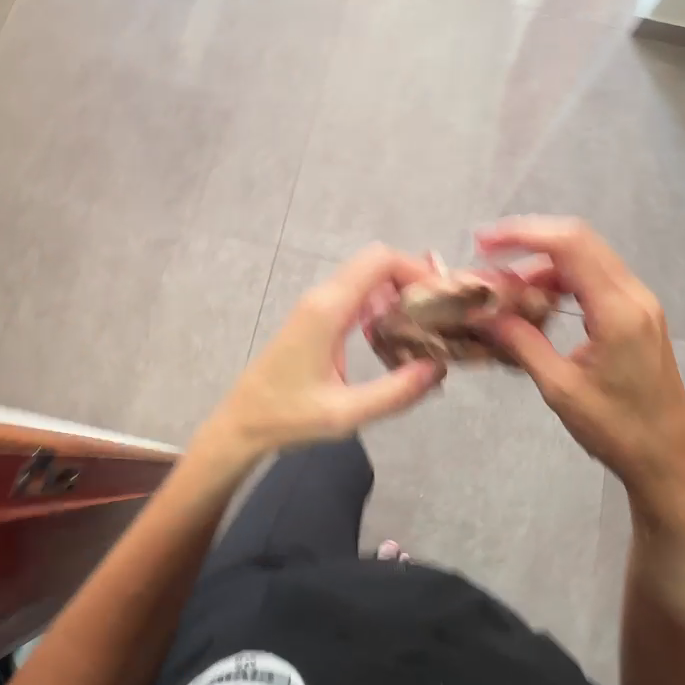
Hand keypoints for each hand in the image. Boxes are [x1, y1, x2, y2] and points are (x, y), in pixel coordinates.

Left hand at [204, 245, 443, 459]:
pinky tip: (395, 338)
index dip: (416, 269)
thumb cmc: (288, 417)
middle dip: (414, 280)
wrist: (241, 423)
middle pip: (377, 264)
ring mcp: (318, 306)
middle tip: (441, 315)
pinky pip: (357, 296)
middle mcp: (323, 297)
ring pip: (368, 278)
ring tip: (426, 328)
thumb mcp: (345, 414)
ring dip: (399, 293)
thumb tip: (440, 367)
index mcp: (328, 309)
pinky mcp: (317, 318)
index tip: (443, 299)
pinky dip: (382, 305)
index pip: (380, 261)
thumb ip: (395, 392)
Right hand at [479, 217, 684, 500]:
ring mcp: (641, 302)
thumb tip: (482, 312)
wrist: (668, 462)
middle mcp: (635, 295)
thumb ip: (521, 342)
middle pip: (579, 240)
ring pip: (587, 258)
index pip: (569, 245)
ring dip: (544, 263)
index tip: (483, 242)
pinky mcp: (639, 314)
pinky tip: (538, 302)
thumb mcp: (560, 389)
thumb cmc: (616, 431)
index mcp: (618, 310)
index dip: (523, 234)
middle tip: (487, 255)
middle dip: (529, 240)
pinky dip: (563, 279)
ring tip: (507, 288)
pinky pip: (596, 278)